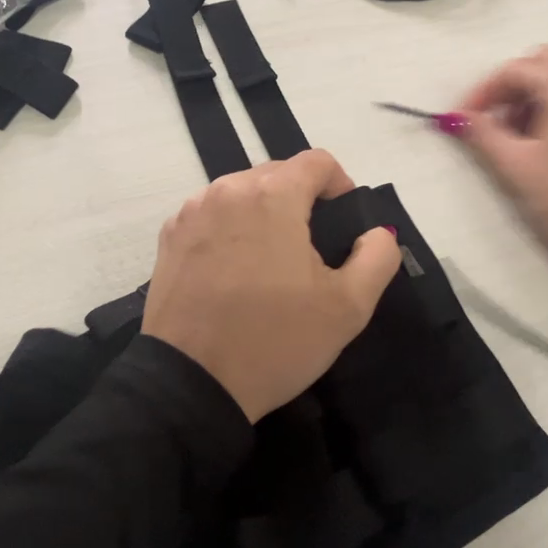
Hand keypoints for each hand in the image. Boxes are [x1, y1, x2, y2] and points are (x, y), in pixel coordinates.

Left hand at [141, 150, 402, 421]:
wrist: (192, 385)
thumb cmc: (276, 341)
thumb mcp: (349, 307)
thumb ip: (377, 256)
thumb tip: (377, 233)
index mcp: (273, 196)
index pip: (317, 162)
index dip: (340, 186)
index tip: (343, 224)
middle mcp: (228, 190)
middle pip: (277, 175)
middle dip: (301, 202)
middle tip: (311, 253)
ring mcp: (192, 212)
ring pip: (242, 195)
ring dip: (264, 215)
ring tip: (271, 264)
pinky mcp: (169, 237)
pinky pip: (211, 217)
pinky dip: (230, 231)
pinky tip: (234, 274)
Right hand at [457, 46, 547, 334]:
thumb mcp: (516, 166)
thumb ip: (483, 133)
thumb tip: (459, 117)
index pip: (515, 70)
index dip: (483, 92)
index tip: (463, 119)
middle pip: (544, 62)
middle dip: (513, 87)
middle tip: (492, 124)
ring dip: (540, 91)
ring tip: (523, 130)